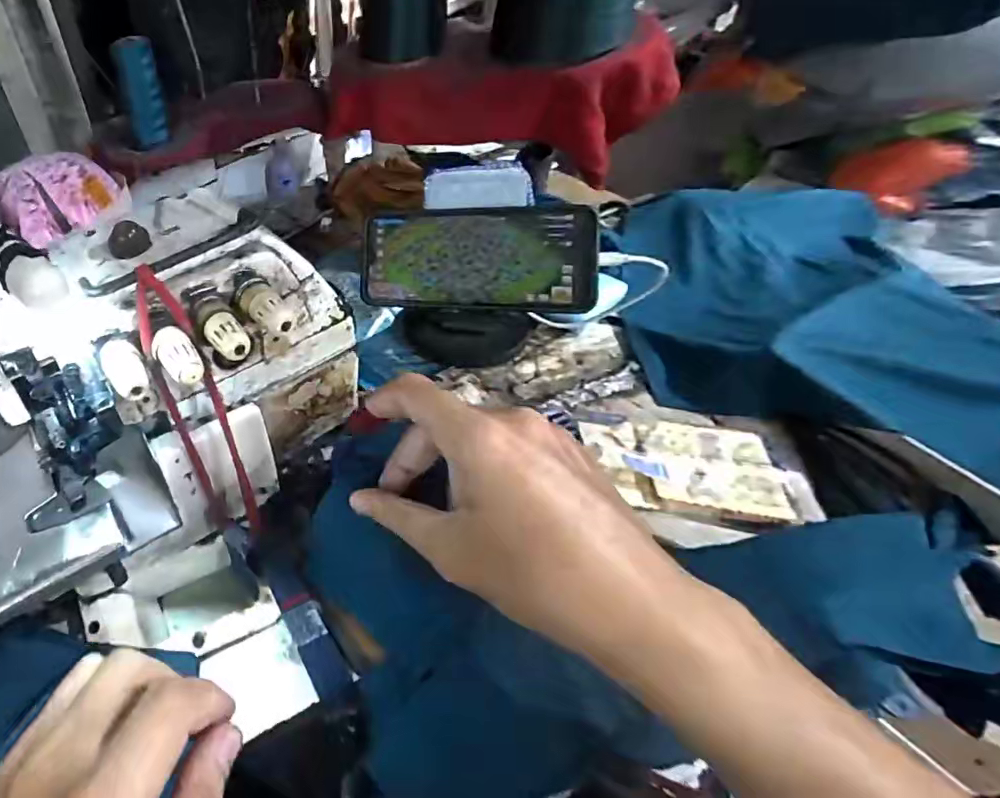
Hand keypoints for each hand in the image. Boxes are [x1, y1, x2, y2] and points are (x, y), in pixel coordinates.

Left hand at [0, 650, 241, 797]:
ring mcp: (21, 757)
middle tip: (194, 719)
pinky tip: (108, 735)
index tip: (227, 713)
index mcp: (104, 795)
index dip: (207, 697)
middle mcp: (58, 759)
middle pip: (124, 669)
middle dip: (171, 681)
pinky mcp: (0, 767)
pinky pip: (55, 700)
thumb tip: (225, 734)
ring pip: (87, 672)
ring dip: (131, 683)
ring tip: (155, 721)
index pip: (165, 704)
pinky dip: (93, 698)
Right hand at [348, 373, 694, 663]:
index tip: (365, 419)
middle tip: (399, 496)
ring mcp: (551, 435)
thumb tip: (360, 500)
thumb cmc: (532, 573)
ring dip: (450, 459)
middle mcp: (513, 421)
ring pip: (480, 431)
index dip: (383, 399)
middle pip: (446, 418)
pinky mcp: (577, 455)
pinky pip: (514, 443)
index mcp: (477, 435)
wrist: (640, 607)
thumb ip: (397, 514)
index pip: (415, 392)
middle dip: (414, 453)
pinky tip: (496, 506)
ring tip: (450, 506)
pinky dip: (487, 461)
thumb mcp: (450, 548)